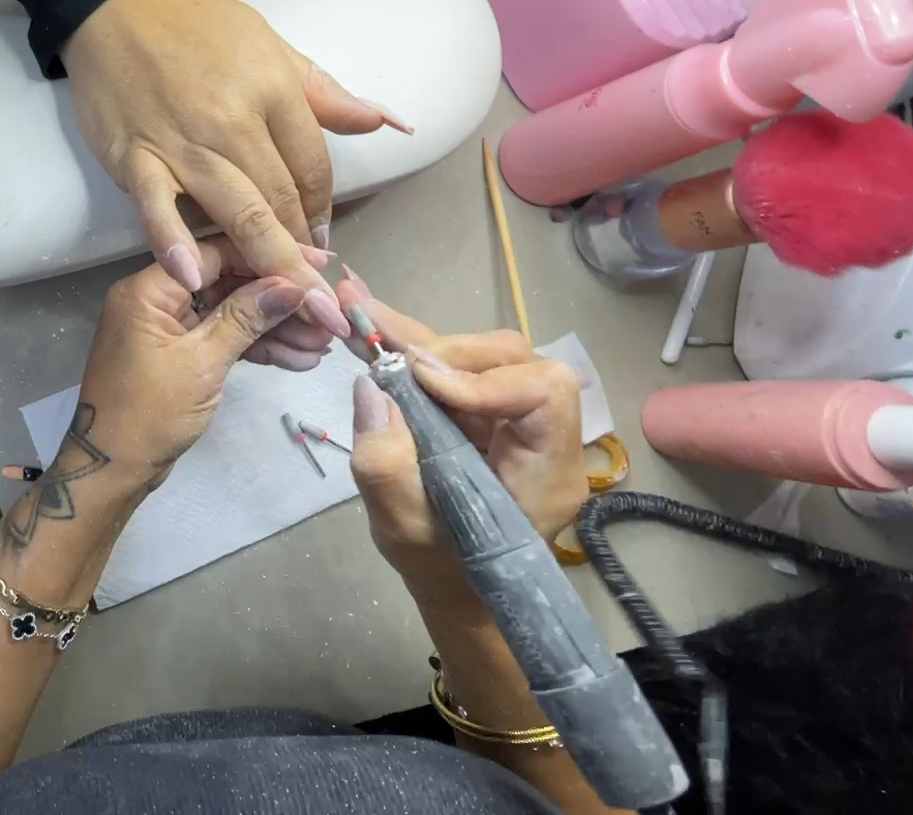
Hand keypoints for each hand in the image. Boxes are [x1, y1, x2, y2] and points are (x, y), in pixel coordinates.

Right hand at [62, 0, 408, 344]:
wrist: (114, 10)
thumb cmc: (197, 27)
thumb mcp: (270, 46)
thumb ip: (325, 93)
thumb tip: (388, 122)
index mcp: (273, 90)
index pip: (311, 167)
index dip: (323, 211)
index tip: (323, 245)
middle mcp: (235, 123)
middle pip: (281, 199)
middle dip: (305, 254)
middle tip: (323, 302)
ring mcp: (183, 145)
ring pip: (235, 211)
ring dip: (266, 261)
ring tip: (289, 304)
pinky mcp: (137, 159)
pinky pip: (157, 208)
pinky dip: (173, 242)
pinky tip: (191, 278)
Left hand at [71, 241, 313, 485]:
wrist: (114, 468)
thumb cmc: (149, 412)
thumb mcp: (203, 362)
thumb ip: (246, 318)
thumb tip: (291, 285)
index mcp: (148, 289)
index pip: (215, 255)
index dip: (268, 260)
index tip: (317, 267)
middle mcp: (156, 299)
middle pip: (227, 284)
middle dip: (279, 302)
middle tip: (329, 315)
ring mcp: (168, 328)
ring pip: (229, 314)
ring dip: (275, 329)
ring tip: (324, 345)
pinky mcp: (179, 353)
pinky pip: (221, 339)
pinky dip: (255, 348)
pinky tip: (299, 359)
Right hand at [335, 271, 586, 598]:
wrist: (455, 584)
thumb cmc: (438, 566)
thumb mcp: (401, 529)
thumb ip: (385, 467)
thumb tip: (370, 386)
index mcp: (543, 471)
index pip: (543, 392)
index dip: (480, 379)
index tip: (419, 384)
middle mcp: (541, 434)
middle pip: (517, 359)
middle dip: (449, 352)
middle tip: (388, 356)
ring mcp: (512, 417)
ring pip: (487, 354)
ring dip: (427, 344)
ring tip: (369, 329)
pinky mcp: (483, 409)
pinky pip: (456, 366)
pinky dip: (414, 347)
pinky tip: (372, 327)